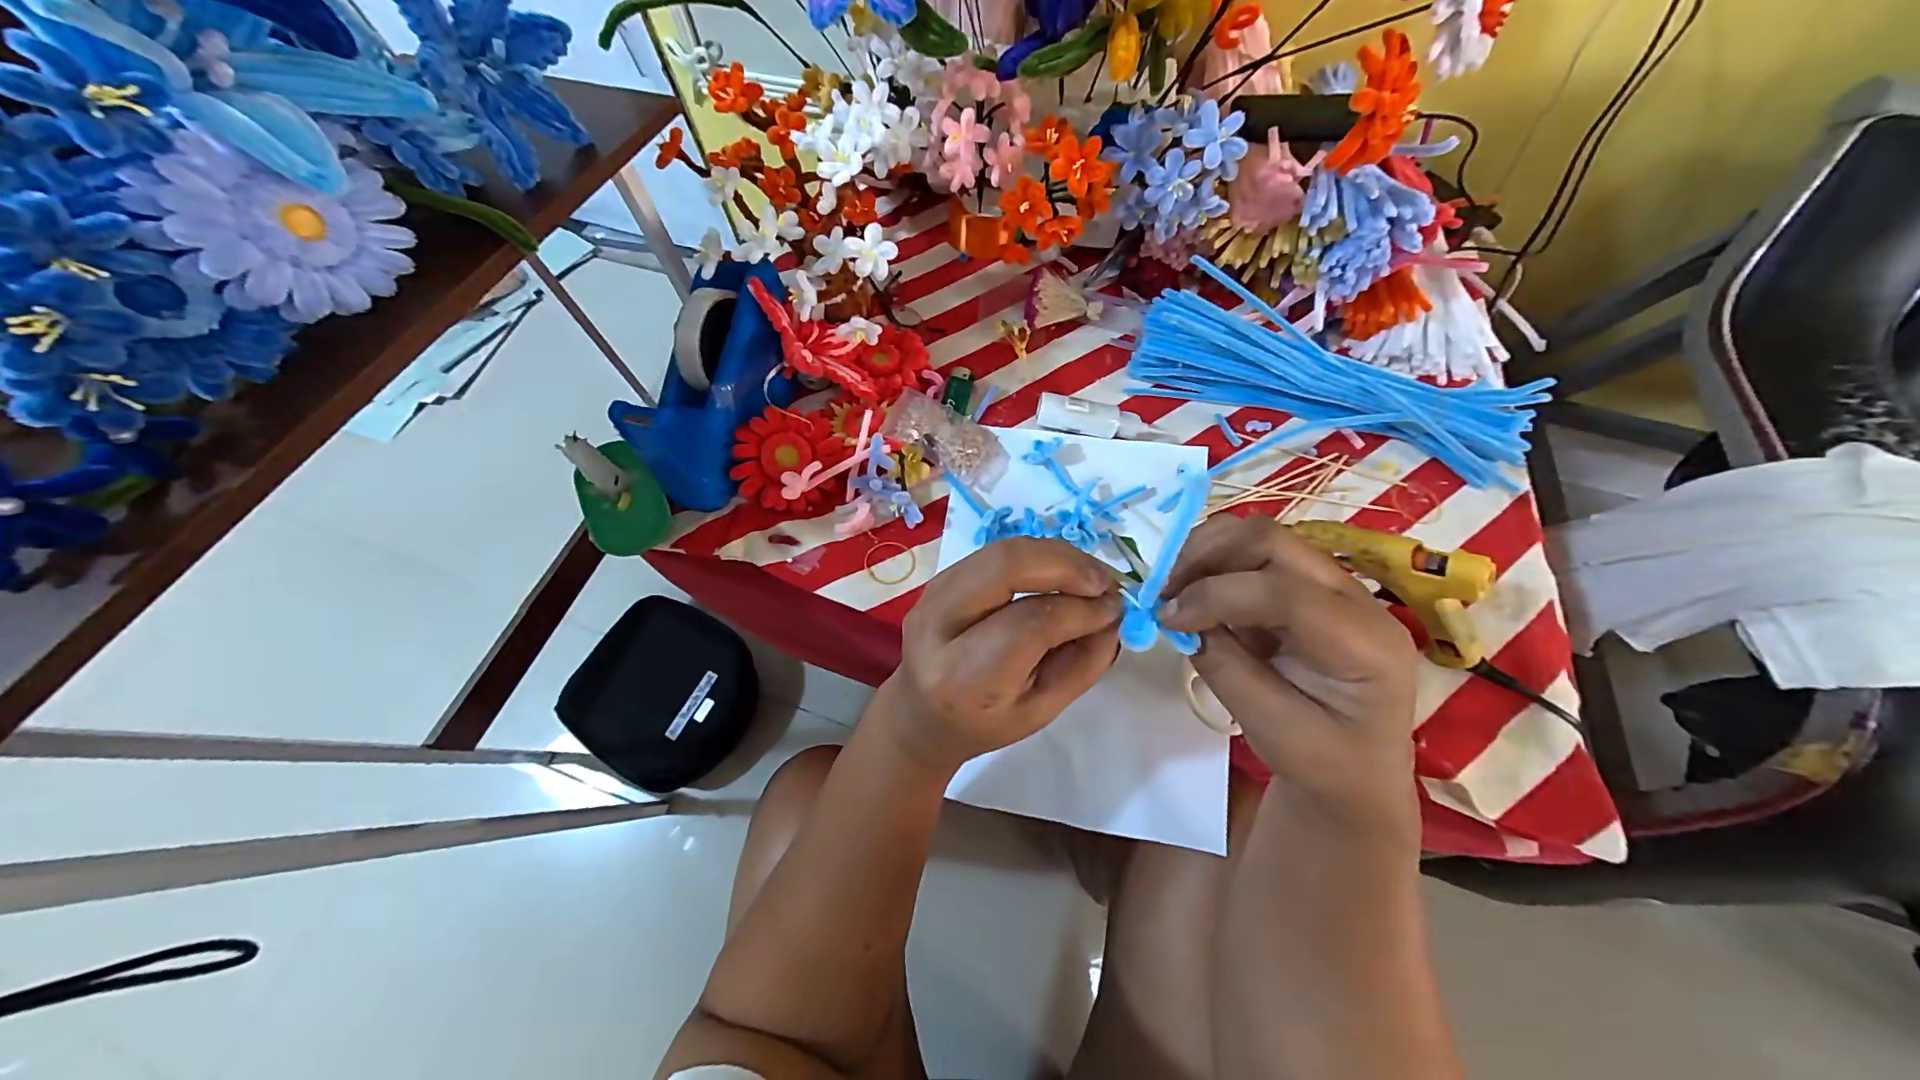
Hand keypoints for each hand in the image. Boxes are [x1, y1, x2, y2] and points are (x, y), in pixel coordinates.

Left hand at [878, 537, 1123, 773]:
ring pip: (1001, 551)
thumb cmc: (984, 723)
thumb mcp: (1041, 711)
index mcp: (961, 677)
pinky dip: (1037, 557)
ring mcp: (931, 595)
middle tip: (1106, 583)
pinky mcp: (938, 579)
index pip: (1028, 624)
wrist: (920, 714)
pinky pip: (995, 554)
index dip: (1079, 610)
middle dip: (1067, 565)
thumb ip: (1082, 664)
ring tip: (1091, 577)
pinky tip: (1063, 574)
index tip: (1114, 610)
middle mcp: (937, 626)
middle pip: (1006, 566)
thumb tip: (1112, 614)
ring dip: (1055, 555)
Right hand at [1161, 515, 1419, 833]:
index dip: (1217, 595)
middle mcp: (1356, 599)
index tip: (1167, 619)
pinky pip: (1254, 553)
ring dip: (1206, 551)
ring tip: (1173, 588)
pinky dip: (1213, 561)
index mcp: (1365, 645)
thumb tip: (1177, 619)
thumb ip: (1226, 669)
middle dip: (1206, 556)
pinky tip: (1191, 590)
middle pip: (1272, 542)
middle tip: (1163, 593)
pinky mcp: (1305, 585)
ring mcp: (1332, 586)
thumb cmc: (1323, 761)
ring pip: (1260, 535)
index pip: (1286, 593)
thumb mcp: (1272, 729)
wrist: (1357, 768)